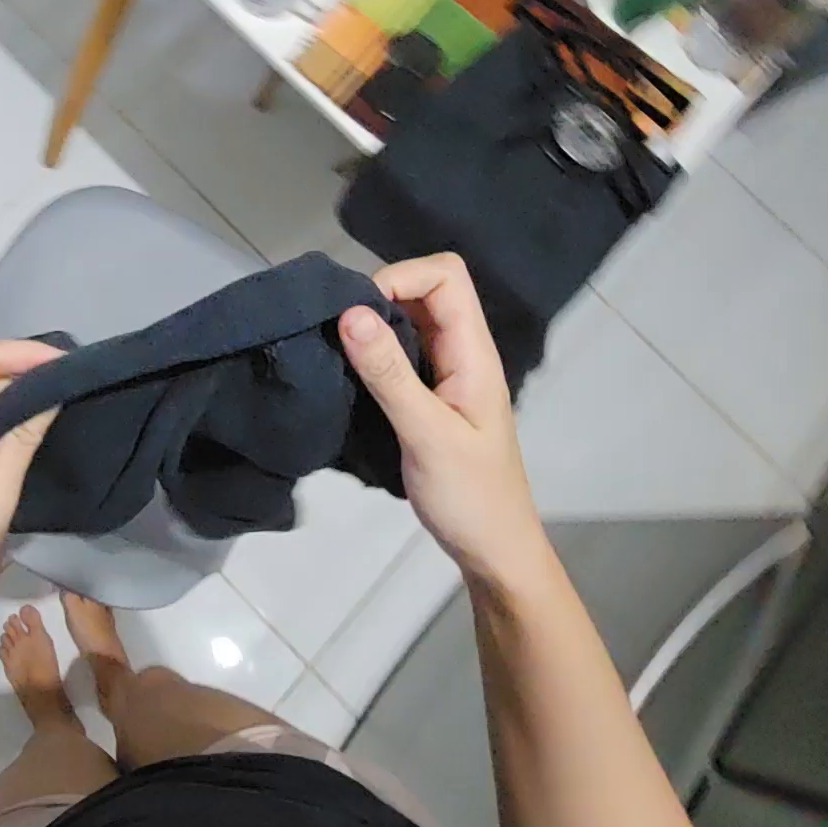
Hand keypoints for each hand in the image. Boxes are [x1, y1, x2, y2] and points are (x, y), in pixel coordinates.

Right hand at [338, 253, 541, 578]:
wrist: (492, 549)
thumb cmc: (469, 495)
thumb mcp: (426, 434)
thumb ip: (388, 373)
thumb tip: (349, 313)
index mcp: (473, 353)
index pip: (446, 276)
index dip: (400, 277)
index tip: (356, 313)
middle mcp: (460, 353)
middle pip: (426, 289)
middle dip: (379, 295)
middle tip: (337, 329)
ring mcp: (445, 373)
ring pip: (409, 320)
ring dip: (372, 323)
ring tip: (335, 346)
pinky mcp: (427, 395)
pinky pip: (399, 352)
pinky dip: (371, 350)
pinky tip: (347, 370)